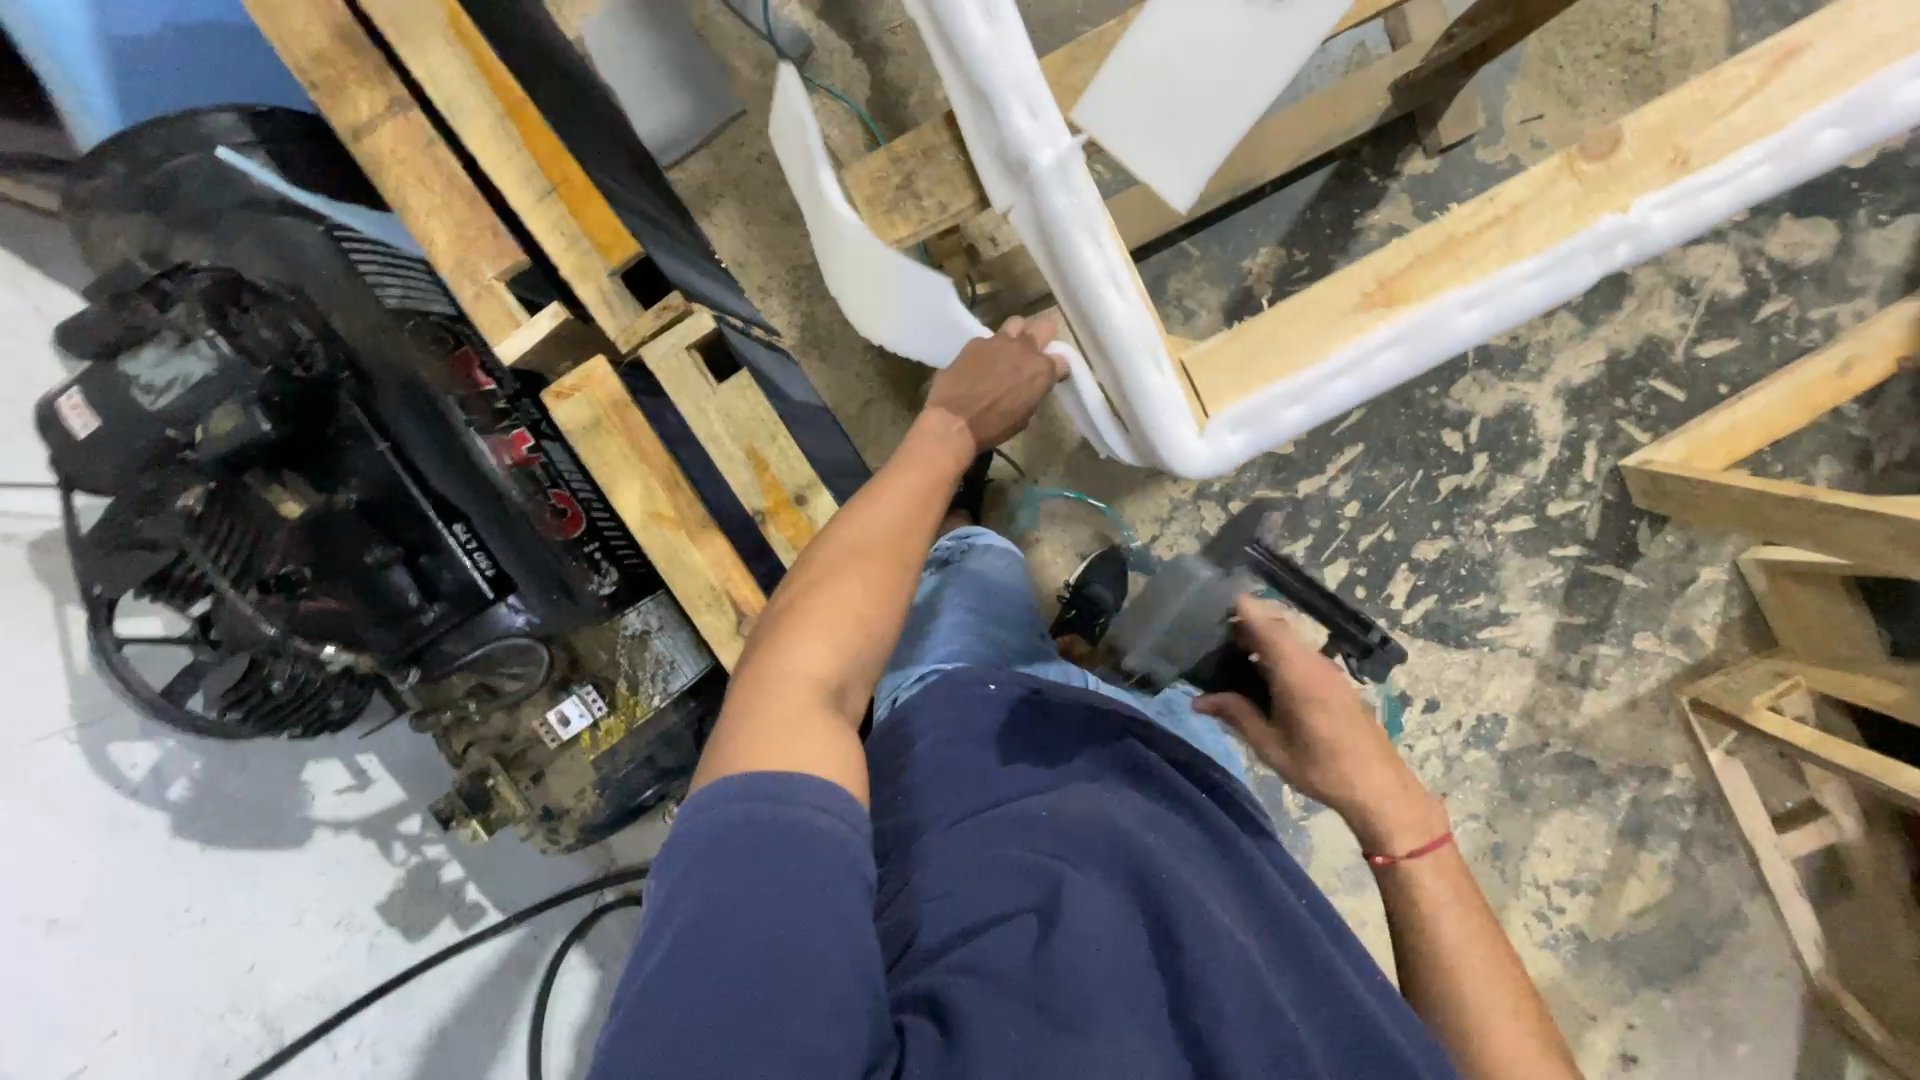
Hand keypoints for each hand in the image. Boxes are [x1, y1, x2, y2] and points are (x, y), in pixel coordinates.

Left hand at [923, 315, 1068, 457]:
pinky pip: (987, 340)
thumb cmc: (993, 427)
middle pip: (1045, 327)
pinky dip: (988, 350)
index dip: (1057, 369)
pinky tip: (979, 363)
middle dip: (1044, 336)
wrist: (954, 422)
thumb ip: (1032, 395)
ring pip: (1016, 323)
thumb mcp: (1023, 417)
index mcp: (1041, 371)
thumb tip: (1028, 390)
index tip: (1051, 377)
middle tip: (1035, 350)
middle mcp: (1024, 349)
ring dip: (1017, 334)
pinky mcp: (975, 342)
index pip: (1062, 361)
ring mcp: (998, 342)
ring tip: (1008, 349)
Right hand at [1195, 596, 1446, 854]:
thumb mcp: (1270, 746)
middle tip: (1212, 634)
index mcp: (1295, 673)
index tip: (1214, 601)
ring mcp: (1327, 670)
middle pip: (1277, 627)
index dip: (1242, 608)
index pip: (1266, 625)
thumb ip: (1236, 715)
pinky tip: (1261, 675)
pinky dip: (1277, 653)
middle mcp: (1313, 662)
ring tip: (1230, 654)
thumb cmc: (1320, 767)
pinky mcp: (1335, 681)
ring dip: (1262, 638)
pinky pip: (1300, 654)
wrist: (1378, 787)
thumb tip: (1198, 700)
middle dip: (1246, 623)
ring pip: (1290, 640)